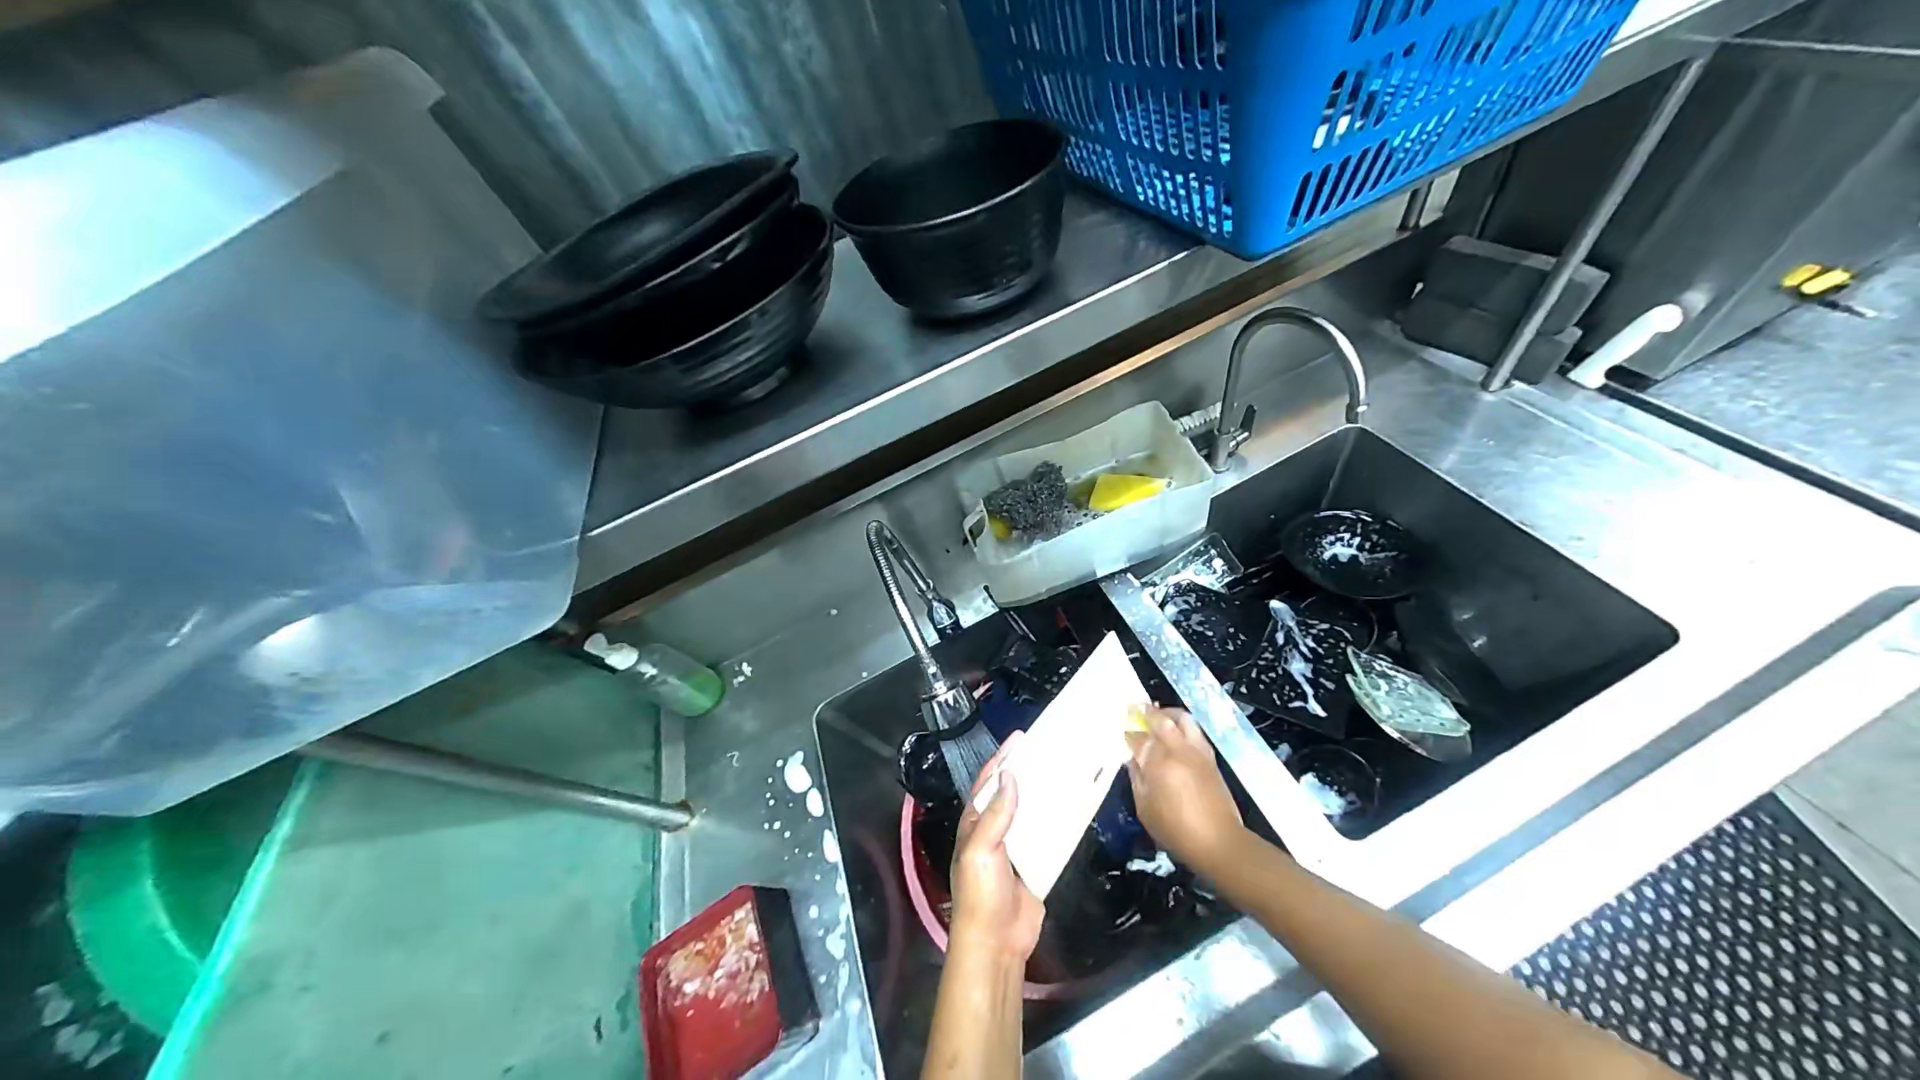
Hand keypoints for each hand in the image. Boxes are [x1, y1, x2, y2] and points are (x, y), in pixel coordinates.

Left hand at [948, 733, 1043, 963]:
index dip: (1002, 759)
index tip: (1019, 738)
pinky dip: (1060, 820)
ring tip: (1065, 769)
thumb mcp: (981, 850)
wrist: (997, 942)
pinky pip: (1049, 835)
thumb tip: (1009, 777)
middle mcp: (995, 830)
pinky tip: (1075, 806)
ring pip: (1032, 811)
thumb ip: (995, 815)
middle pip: (1013, 792)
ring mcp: (1016, 847)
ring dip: (1046, 793)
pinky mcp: (1036, 863)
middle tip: (1049, 748)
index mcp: (975, 823)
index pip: (989, 783)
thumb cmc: (980, 893)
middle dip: (1027, 770)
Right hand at [1125, 707, 1246, 872]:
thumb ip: (1137, 778)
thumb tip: (1134, 759)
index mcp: (1158, 763)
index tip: (1124, 732)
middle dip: (1147, 712)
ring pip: (1183, 719)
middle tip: (1137, 708)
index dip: (1129, 733)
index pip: (1139, 738)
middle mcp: (1178, 750)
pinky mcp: (1211, 758)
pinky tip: (1177, 733)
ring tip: (1160, 715)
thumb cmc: (1175, 829)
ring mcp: (1197, 752)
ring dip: (1169, 713)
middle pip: (1161, 720)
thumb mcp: (1144, 808)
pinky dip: (1183, 725)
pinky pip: (1195, 731)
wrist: (1218, 841)